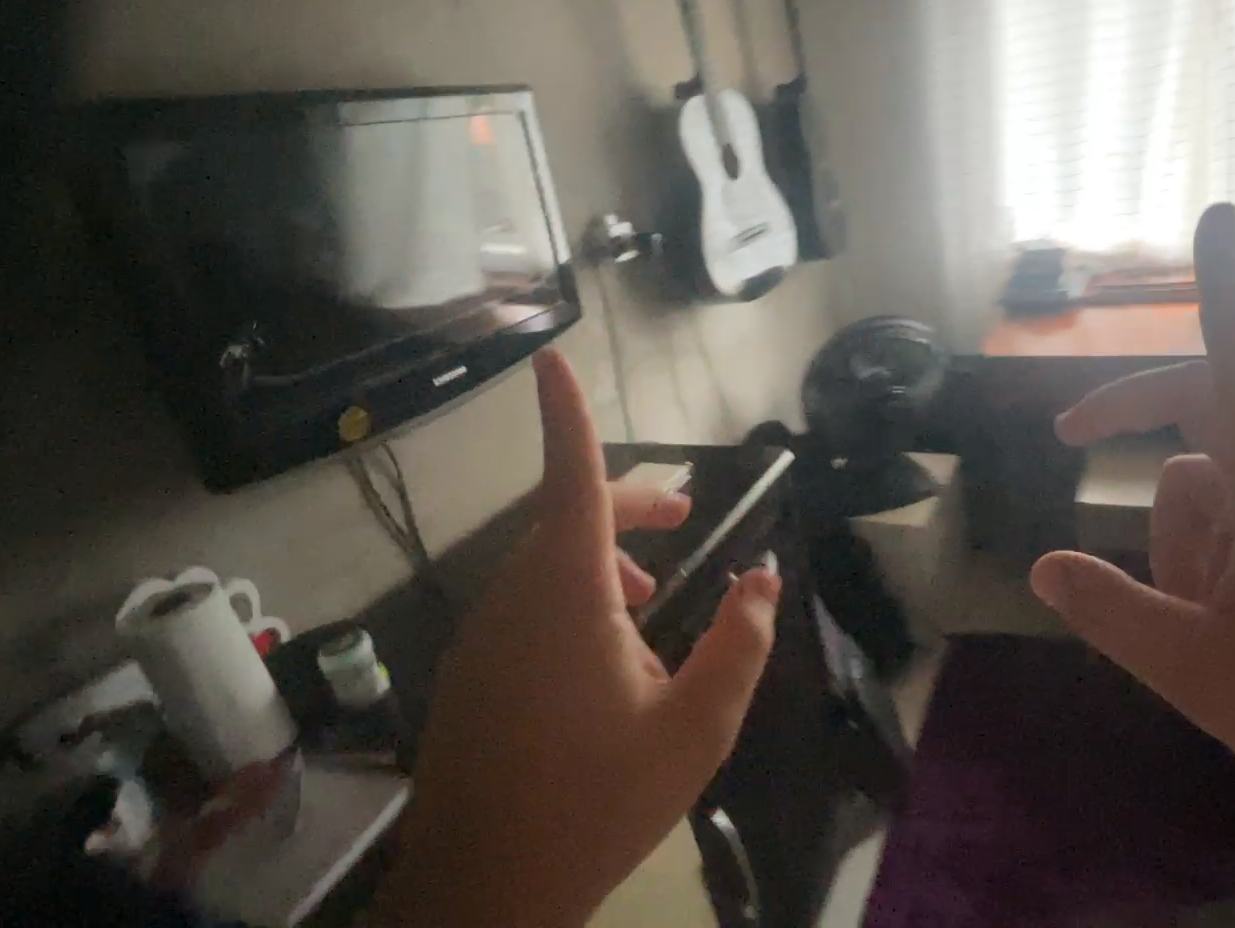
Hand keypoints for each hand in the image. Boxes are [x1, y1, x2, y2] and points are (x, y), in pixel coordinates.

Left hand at [374, 351, 780, 926]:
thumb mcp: (697, 726)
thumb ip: (740, 641)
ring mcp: (484, 633)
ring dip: (605, 557)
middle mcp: (516, 597)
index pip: (572, 479)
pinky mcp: (472, 669)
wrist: (481, 895)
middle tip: (685, 515)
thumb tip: (762, 577)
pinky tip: (607, 654)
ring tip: (653, 598)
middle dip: (630, 504)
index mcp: (568, 594)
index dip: (565, 415)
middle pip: (569, 516)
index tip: (554, 360)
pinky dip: (574, 596)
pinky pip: (527, 601)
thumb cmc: (597, 801)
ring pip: (548, 561)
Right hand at [1036, 203, 1234, 925]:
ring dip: (1176, 538)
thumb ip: (1111, 613)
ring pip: (1214, 486)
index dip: (1224, 285)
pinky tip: (1220, 626)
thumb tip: (1042, 564)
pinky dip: (1208, 557)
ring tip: (1192, 626)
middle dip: (1131, 417)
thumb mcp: (1199, 673)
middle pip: (1201, 409)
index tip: (1217, 215)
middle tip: (1067, 438)